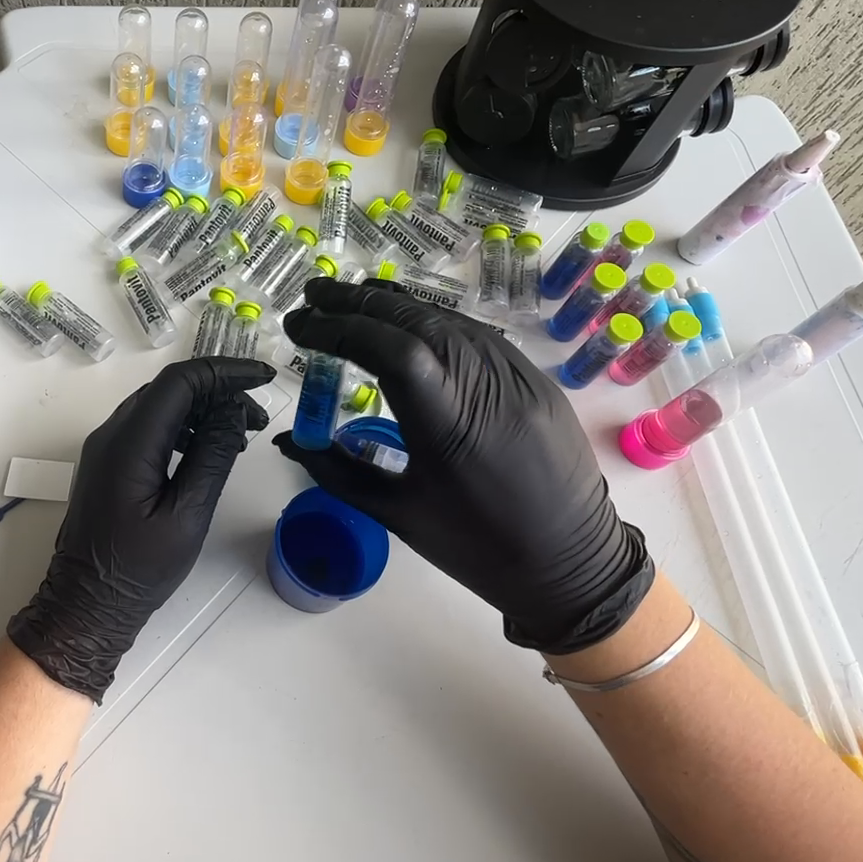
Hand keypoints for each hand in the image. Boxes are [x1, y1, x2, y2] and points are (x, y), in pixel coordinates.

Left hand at [9, 357, 274, 700]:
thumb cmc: (139, 569)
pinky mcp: (109, 461)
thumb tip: (234, 411)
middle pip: (170, 388)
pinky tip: (208, 448)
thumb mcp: (188, 515)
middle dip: (219, 391)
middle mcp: (112, 432)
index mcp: (131, 442)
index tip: (264, 379)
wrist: (87, 604)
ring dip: (203, 408)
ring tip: (242, 434)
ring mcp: (107, 445)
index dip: (225, 372)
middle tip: (259, 417)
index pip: (180, 381)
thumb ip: (212, 456)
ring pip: (160, 404)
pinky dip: (184, 426)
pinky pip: (150, 426)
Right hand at [274, 280, 652, 653]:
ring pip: (446, 318)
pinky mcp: (534, 378)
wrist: (574, 566)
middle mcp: (485, 386)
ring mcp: (516, 375)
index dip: (336, 329)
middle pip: (414, 319)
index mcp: (447, 425)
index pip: (387, 350)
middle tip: (313, 295)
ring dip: (392, 304)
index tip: (298, 327)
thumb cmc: (476, 548)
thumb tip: (288, 440)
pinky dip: (430, 320)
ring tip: (350, 302)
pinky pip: (474, 333)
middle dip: (357, 301)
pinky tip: (405, 323)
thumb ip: (335, 470)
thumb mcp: (395, 514)